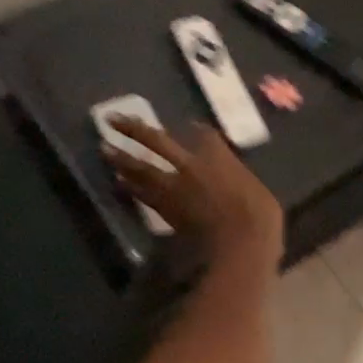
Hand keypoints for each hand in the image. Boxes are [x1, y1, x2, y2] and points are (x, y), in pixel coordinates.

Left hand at [103, 118, 283, 267]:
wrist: (239, 242)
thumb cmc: (258, 216)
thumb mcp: (258, 190)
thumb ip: (239, 179)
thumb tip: (234, 181)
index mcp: (219, 156)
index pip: (204, 136)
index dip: (197, 131)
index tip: (192, 126)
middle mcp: (190, 165)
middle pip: (157, 141)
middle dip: (134, 129)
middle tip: (112, 120)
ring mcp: (173, 186)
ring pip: (140, 166)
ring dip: (120, 157)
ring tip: (104, 148)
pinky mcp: (163, 209)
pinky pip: (141, 193)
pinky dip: (128, 187)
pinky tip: (116, 182)